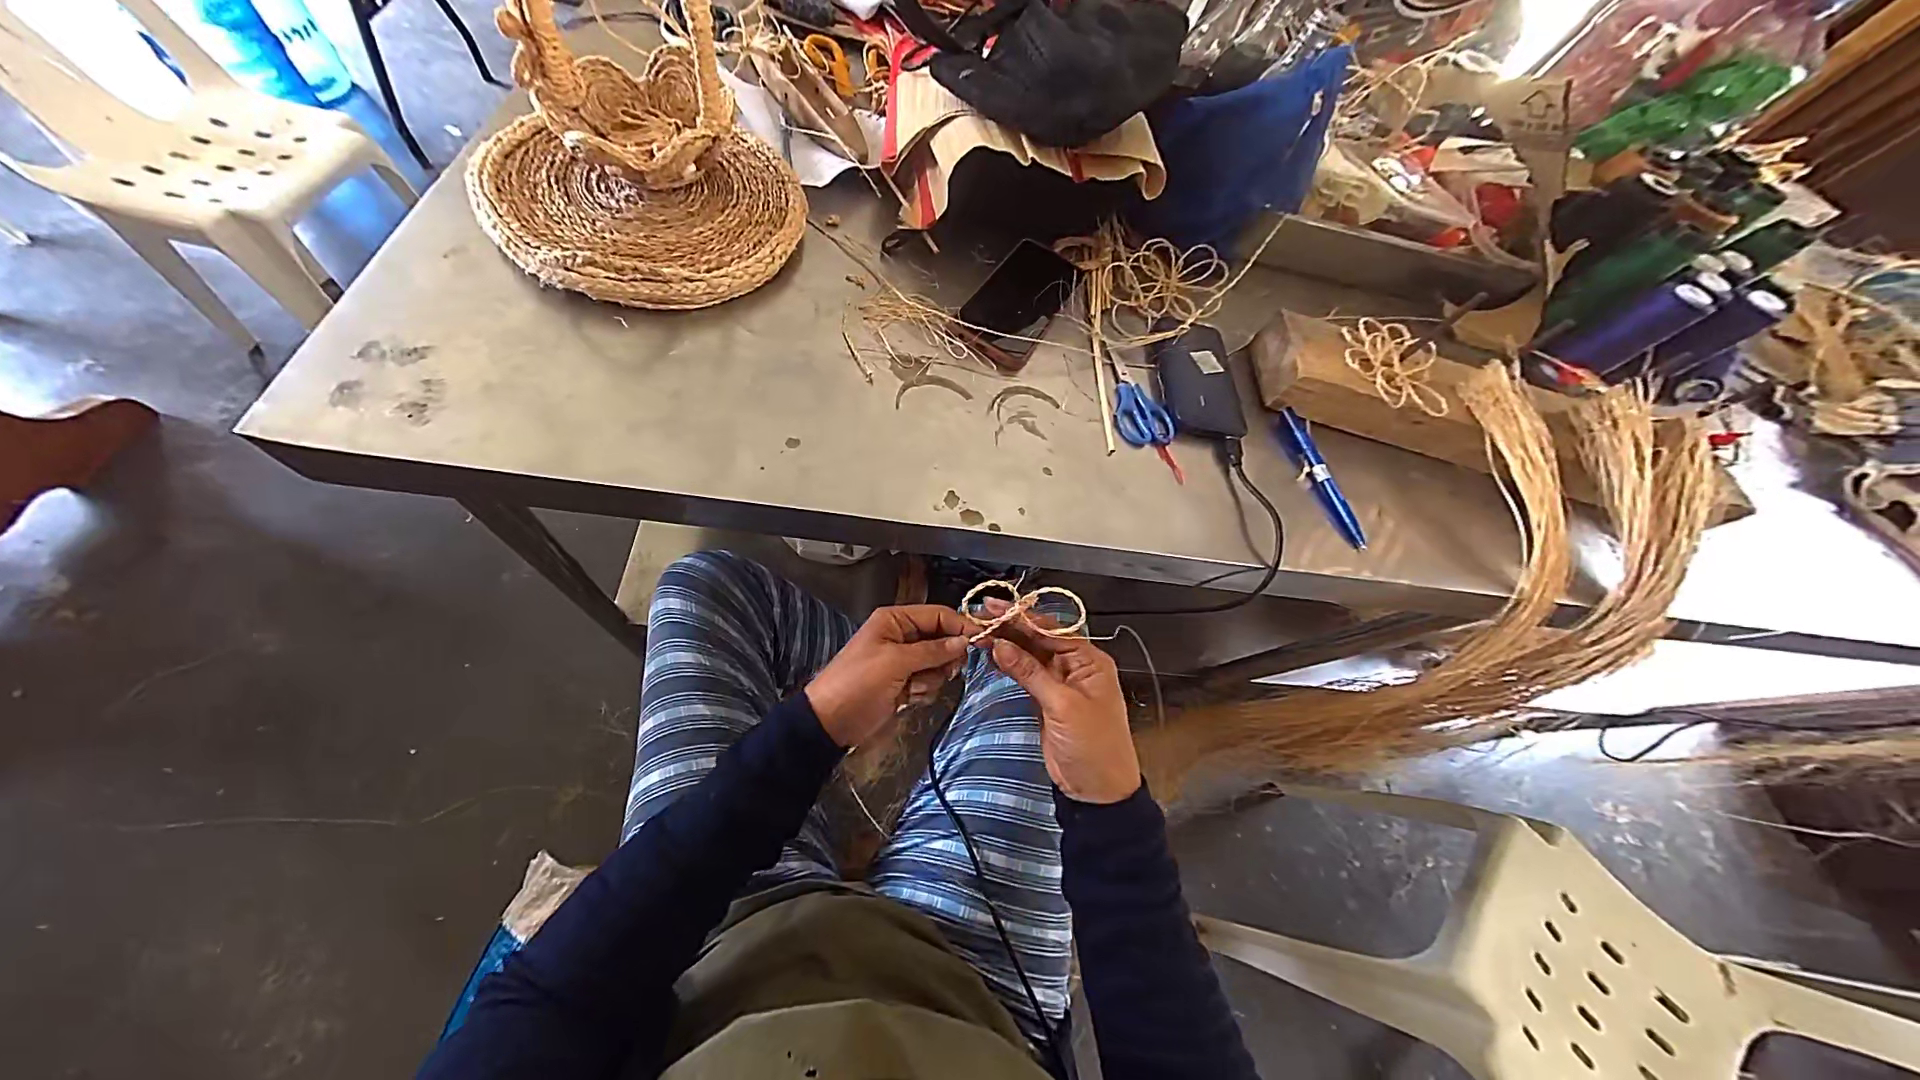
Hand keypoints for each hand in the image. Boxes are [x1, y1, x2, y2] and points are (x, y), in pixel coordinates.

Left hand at [806, 606, 973, 747]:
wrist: (831, 722)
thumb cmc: (857, 683)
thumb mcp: (895, 662)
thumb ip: (933, 650)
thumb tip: (964, 641)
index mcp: (895, 620)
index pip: (938, 614)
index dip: (960, 626)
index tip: (981, 640)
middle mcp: (901, 636)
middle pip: (943, 639)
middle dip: (944, 657)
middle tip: (941, 669)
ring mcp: (904, 661)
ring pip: (939, 663)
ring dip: (931, 677)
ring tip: (912, 686)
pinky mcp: (905, 683)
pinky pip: (929, 681)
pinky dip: (924, 690)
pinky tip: (908, 697)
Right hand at [979, 599, 1140, 803]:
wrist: (1097, 790)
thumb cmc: (1094, 746)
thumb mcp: (1063, 705)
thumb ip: (1030, 673)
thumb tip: (1001, 646)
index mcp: (1089, 661)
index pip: (1051, 630)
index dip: (1022, 618)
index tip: (996, 607)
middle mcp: (1075, 666)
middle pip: (1039, 639)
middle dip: (1011, 627)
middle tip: (980, 616)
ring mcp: (1059, 683)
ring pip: (1029, 655)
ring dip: (1006, 644)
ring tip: (980, 632)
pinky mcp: (1046, 700)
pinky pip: (1025, 674)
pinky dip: (1009, 665)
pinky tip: (992, 654)